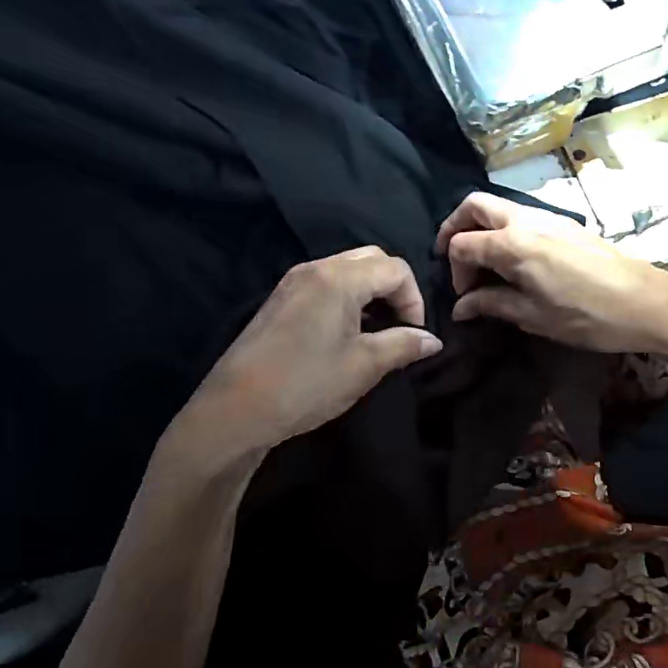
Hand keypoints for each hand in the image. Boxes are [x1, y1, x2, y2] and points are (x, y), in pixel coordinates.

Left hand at [167, 246, 442, 467]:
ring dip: (369, 292)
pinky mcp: (279, 298)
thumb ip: (403, 345)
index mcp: (339, 278)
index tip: (413, 335)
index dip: (414, 300)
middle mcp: (315, 268)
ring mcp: (293, 281)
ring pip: (346, 269)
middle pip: (371, 259)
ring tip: (374, 332)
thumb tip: (432, 340)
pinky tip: (343, 333)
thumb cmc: (306, 384)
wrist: (235, 408)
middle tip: (397, 327)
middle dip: (393, 288)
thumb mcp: (364, 366)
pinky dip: (345, 296)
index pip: (395, 268)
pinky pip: (324, 282)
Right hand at [437, 191, 667, 354]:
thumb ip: (491, 304)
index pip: (462, 243)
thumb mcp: (533, 316)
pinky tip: (513, 260)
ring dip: (481, 227)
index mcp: (512, 244)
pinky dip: (504, 229)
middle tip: (453, 257)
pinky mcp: (564, 223)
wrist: (646, 302)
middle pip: (474, 205)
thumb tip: (461, 306)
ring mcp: (547, 217)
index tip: (465, 297)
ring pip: (499, 206)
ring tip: (484, 263)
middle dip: (455, 226)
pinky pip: (521, 215)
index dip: (454, 270)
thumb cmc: (586, 315)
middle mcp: (525, 220)